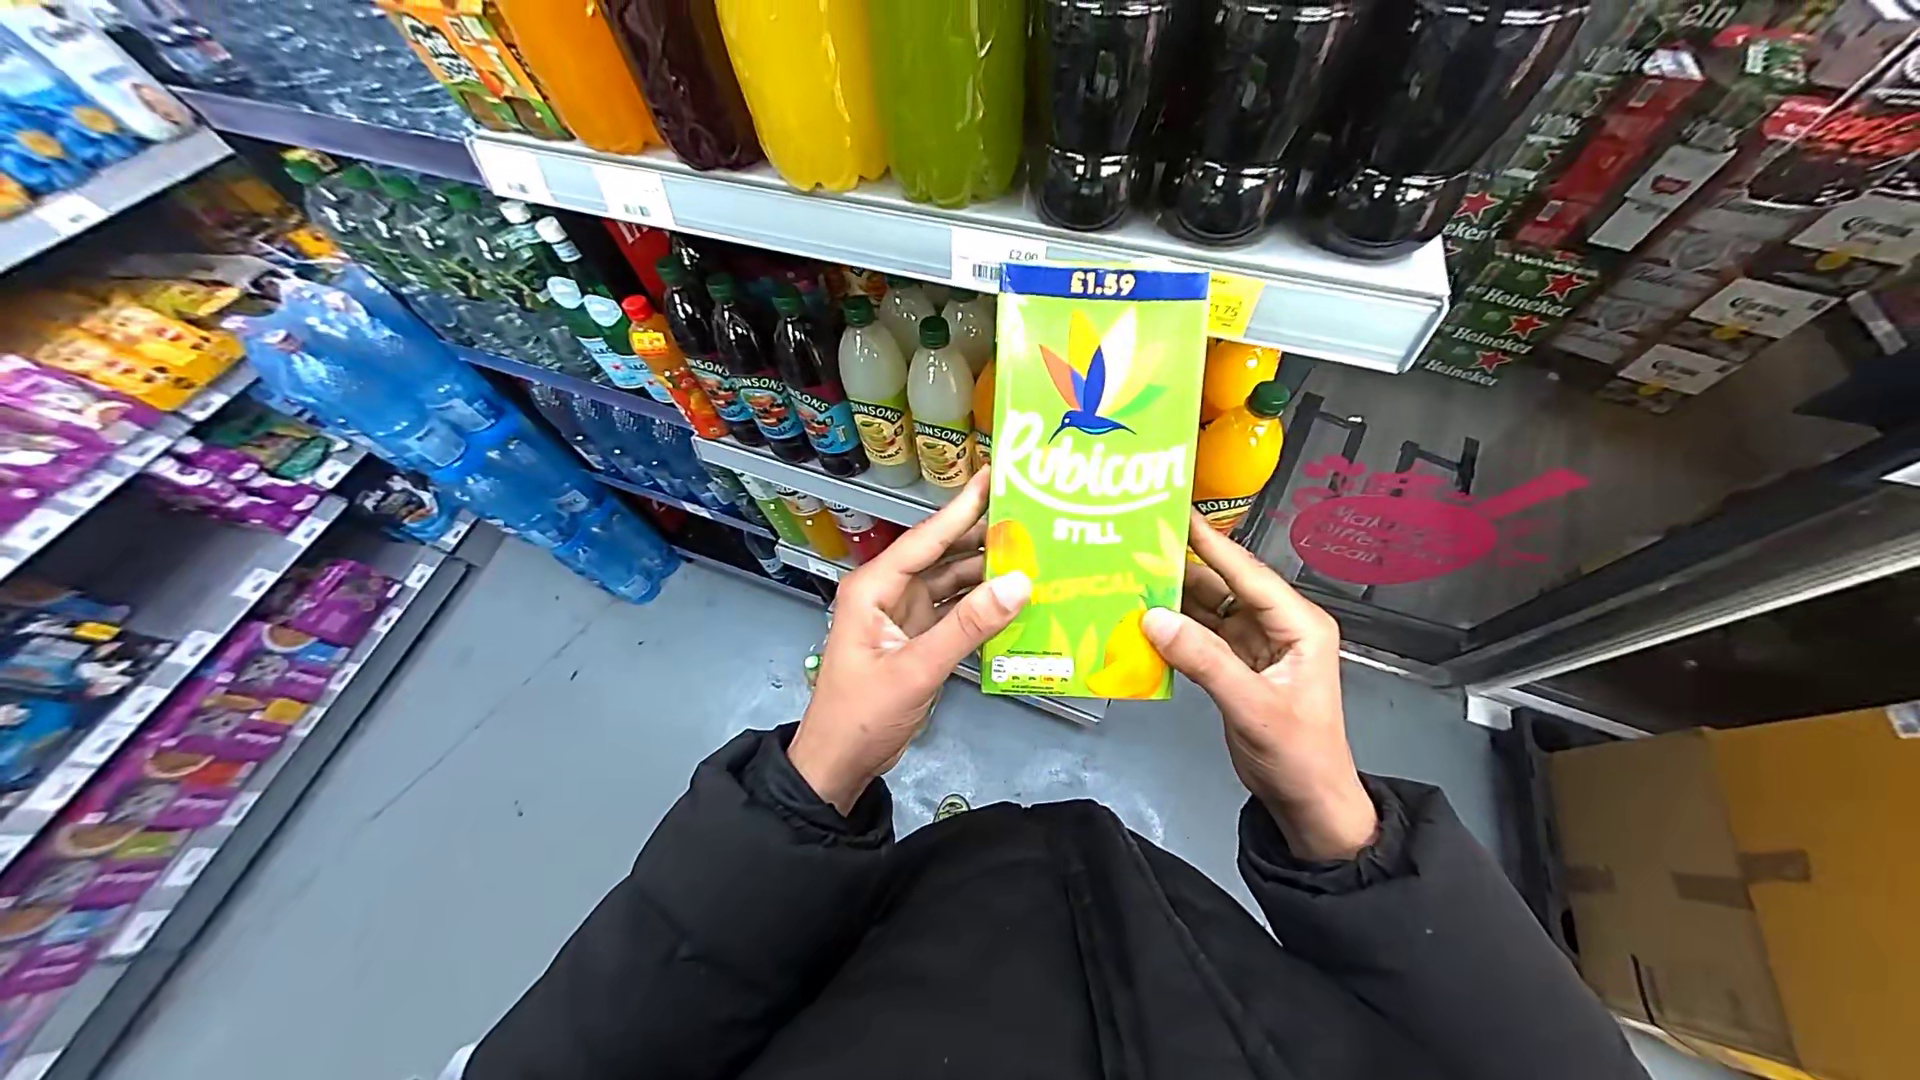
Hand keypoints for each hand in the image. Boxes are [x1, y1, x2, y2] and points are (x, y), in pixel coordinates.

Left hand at [789, 469, 1031, 814]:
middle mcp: (889, 591)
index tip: (994, 477)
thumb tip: (1019, 584)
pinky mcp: (916, 636)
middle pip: (941, 555)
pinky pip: (954, 610)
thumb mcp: (916, 669)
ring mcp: (904, 614)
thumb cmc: (862, 713)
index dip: (962, 507)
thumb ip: (968, 627)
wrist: (839, 762)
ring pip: (950, 582)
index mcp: (875, 587)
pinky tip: (1011, 597)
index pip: (926, 538)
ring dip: (985, 571)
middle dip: (981, 535)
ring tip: (1030, 552)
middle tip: (1027, 514)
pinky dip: (980, 604)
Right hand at [1140, 512, 1377, 859]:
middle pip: (1223, 585)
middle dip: (1181, 567)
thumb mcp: (1254, 707)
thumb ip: (1205, 661)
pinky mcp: (1234, 663)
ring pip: (1207, 608)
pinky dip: (1172, 628)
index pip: (1247, 573)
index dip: (1210, 543)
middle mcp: (1275, 624)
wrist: (1308, 803)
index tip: (1175, 515)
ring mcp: (1253, 643)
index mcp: (1297, 624)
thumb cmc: (1299, 755)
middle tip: (1136, 545)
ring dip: (1173, 597)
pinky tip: (1143, 619)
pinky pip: (1199, 634)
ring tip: (1130, 576)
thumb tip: (1153, 618)